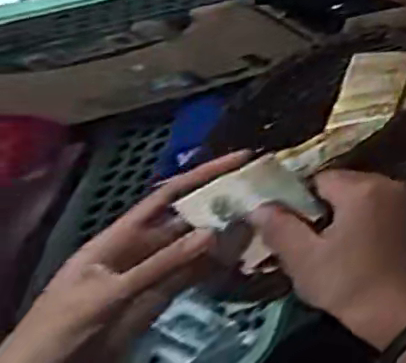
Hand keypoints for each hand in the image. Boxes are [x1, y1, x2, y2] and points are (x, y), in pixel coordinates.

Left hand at [0, 150, 251, 362]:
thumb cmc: (55, 329)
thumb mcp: (103, 297)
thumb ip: (158, 264)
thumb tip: (215, 231)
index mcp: (119, 239)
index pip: (166, 196)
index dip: (203, 174)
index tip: (243, 157)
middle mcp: (142, 247)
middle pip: (191, 216)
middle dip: (227, 202)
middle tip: (268, 189)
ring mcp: (155, 269)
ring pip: (202, 241)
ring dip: (232, 231)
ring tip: (269, 218)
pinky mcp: (165, 290)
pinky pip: (202, 267)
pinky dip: (226, 258)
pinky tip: (249, 251)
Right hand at [246, 171, 405, 348]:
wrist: (382, 295)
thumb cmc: (339, 277)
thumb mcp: (301, 255)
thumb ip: (280, 226)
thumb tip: (260, 206)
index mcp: (363, 189)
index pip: (322, 178)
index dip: (298, 196)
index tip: (282, 218)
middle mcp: (387, 181)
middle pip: (342, 181)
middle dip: (317, 201)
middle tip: (297, 230)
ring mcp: (400, 192)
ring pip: (357, 188)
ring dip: (336, 205)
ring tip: (317, 234)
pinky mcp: (404, 204)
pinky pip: (373, 197)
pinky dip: (355, 208)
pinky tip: (341, 233)